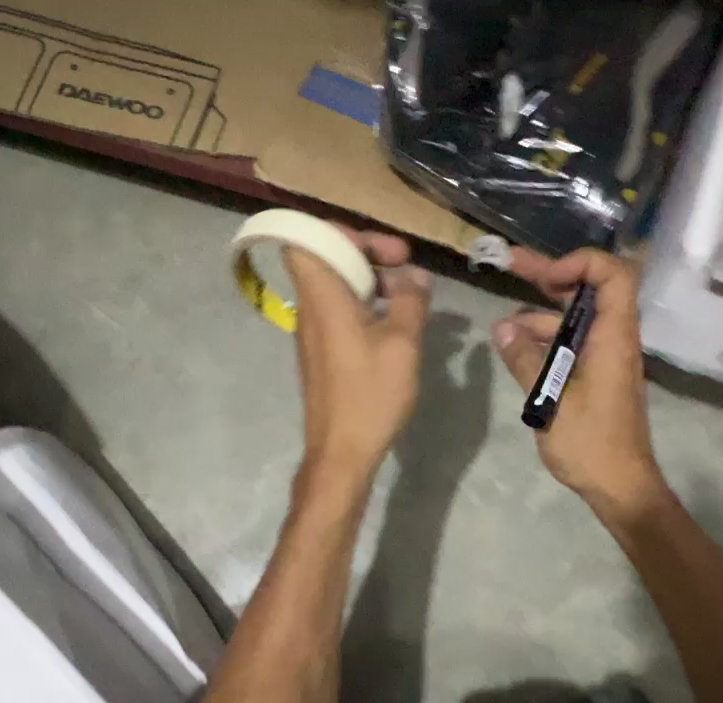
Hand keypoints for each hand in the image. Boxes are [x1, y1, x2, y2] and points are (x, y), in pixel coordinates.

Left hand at [284, 229, 432, 481]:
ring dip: (372, 283)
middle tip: (408, 267)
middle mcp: (310, 308)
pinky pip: (339, 314)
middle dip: (369, 254)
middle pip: (328, 259)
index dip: (343, 231)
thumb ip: (410, 300)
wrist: (340, 451)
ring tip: (410, 298)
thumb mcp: (403, 342)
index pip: (307, 237)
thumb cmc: (370, 394)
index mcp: (322, 295)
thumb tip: (415, 276)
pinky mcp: (321, 355)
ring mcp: (313, 333)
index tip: (384, 249)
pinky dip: (365, 308)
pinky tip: (396, 327)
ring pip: (337, 288)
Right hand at [492, 247, 670, 518]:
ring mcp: (606, 359)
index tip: (544, 277)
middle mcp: (613, 340)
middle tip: (509, 265)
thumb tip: (502, 329)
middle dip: (549, 277)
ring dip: (539, 317)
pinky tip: (515, 351)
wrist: (621, 486)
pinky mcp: (597, 377)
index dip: (581, 263)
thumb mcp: (550, 402)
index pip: (613, 275)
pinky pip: (573, 346)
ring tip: (500, 329)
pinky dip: (545, 342)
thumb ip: (526, 362)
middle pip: (588, 291)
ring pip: (575, 321)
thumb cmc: (591, 444)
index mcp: (613, 338)